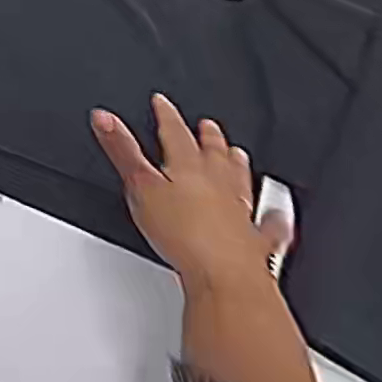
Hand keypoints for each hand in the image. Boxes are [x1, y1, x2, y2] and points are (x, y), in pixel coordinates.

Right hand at [91, 93, 290, 291]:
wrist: (226, 279)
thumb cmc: (185, 234)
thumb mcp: (139, 186)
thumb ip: (121, 150)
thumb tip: (104, 117)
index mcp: (188, 167)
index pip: (175, 132)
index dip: (167, 115)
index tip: (162, 102)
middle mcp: (218, 185)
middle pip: (212, 155)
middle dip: (208, 138)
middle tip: (208, 125)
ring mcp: (240, 213)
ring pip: (239, 181)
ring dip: (237, 166)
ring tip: (238, 154)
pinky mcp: (255, 244)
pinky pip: (268, 226)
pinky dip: (273, 219)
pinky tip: (278, 216)